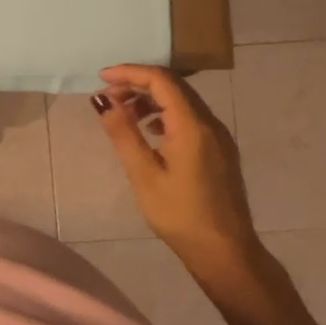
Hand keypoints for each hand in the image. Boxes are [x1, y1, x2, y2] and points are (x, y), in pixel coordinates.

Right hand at [94, 64, 259, 272]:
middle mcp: (210, 124)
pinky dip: (165, 113)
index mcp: (192, 126)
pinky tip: (148, 131)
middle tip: (107, 96)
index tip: (101, 78)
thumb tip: (102, 99)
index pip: (161, 80)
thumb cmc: (179, 214)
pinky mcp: (219, 150)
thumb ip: (122, 132)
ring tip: (122, 113)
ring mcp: (218, 137)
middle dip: (138, 83)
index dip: (129, 72)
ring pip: (183, 101)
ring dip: (151, 98)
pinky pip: (190, 117)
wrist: (225, 252)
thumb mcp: (143, 174)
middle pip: (173, 86)